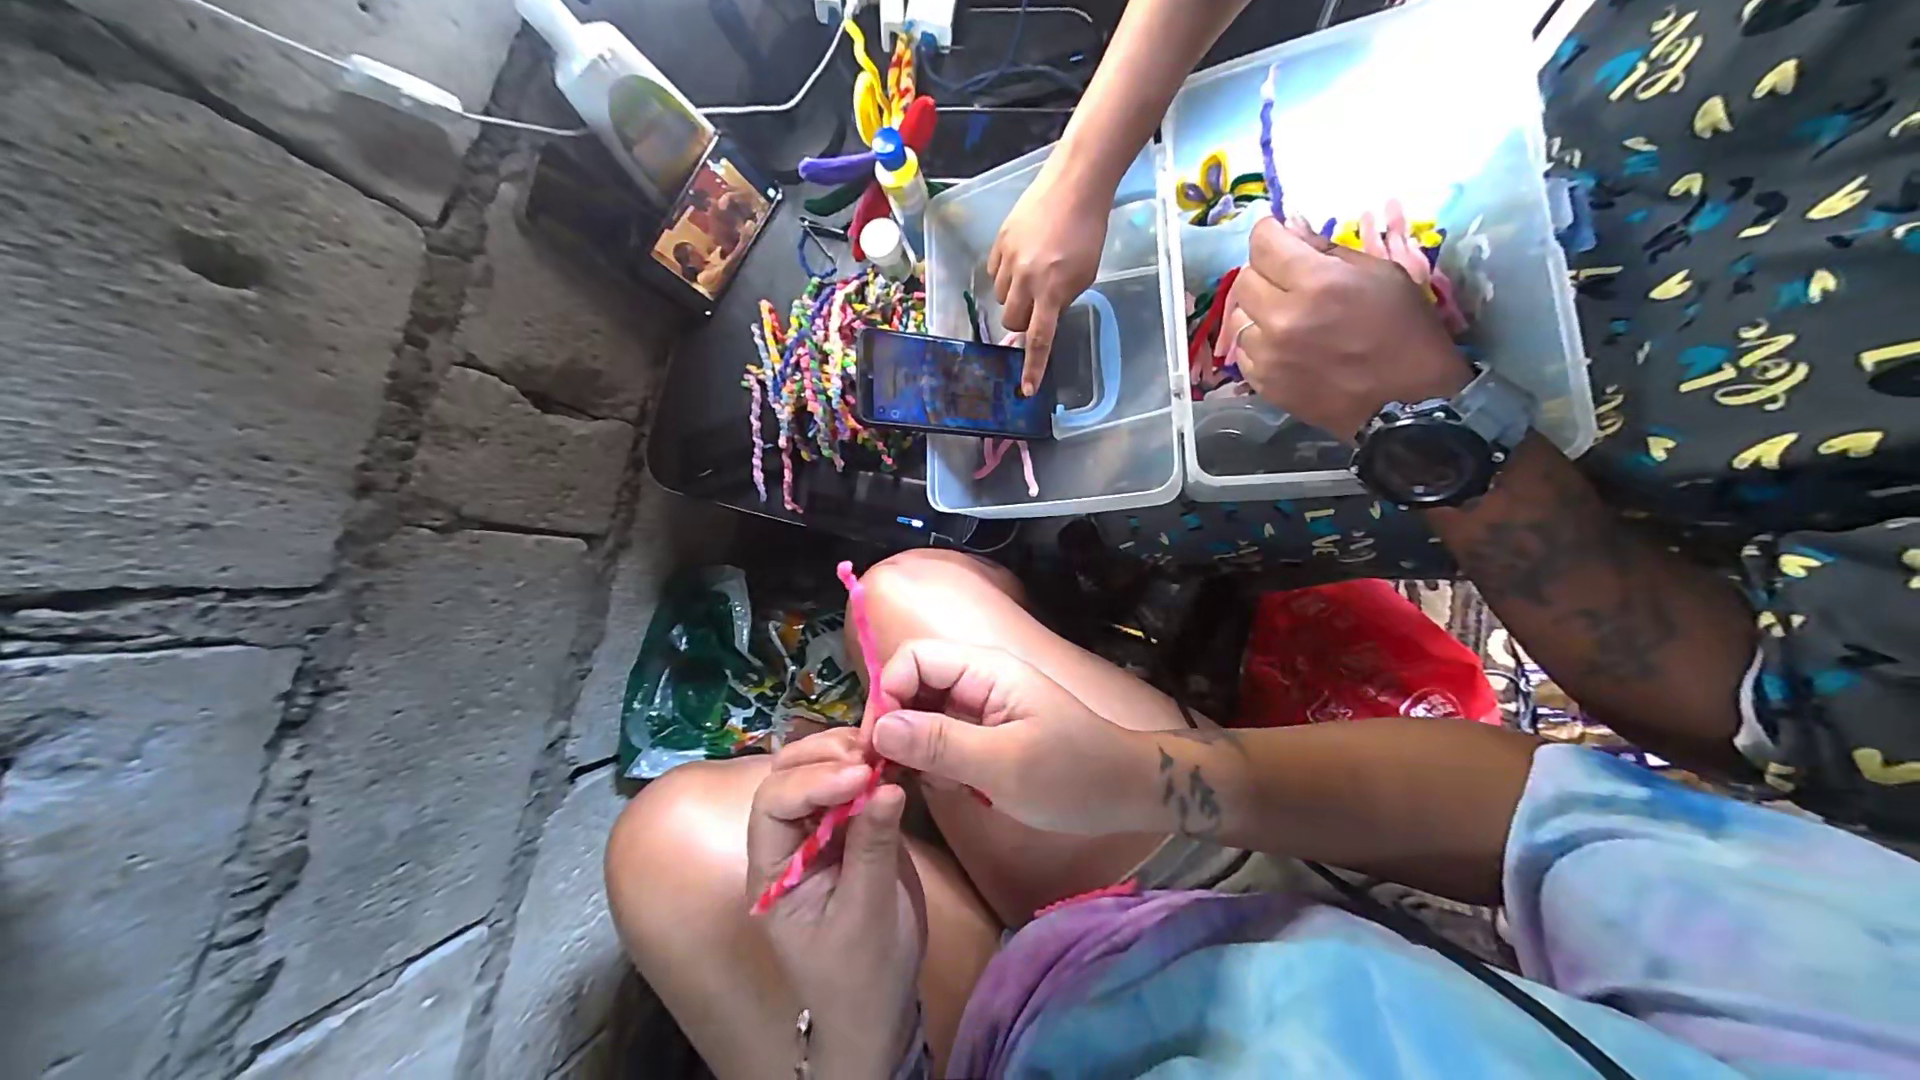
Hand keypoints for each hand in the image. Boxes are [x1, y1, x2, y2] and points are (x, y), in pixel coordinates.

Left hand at [748, 730, 924, 1078]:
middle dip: (823, 756)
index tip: (861, 775)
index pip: (773, 805)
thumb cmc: (863, 971)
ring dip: (842, 751)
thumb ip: (872, 846)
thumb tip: (887, 784)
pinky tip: (887, 759)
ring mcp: (816, 830)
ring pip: (811, 768)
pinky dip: (865, 763)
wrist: (878, 1004)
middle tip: (870, 753)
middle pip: (785, 776)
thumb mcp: (868, 913)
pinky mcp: (846, 825)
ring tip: (879, 751)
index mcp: (773, 871)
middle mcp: (786, 842)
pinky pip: (846, 782)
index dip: (812, 782)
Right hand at [870, 640, 1159, 835]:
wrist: (1127, 792)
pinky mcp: (987, 730)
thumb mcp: (1003, 765)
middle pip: (914, 684)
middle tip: (893, 774)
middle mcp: (978, 678)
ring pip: (925, 713)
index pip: (913, 659)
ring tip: (937, 784)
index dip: (887, 696)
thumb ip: (940, 744)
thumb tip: (880, 729)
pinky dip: (939, 760)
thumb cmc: (1073, 775)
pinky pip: (944, 735)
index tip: (878, 747)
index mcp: (985, 669)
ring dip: (919, 748)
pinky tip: (958, 787)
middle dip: (899, 726)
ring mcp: (983, 704)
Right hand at [987, 158, 1111, 393]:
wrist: (1076, 182)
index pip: (1038, 339)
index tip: (1025, 388)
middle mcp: (1025, 280)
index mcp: (1052, 291)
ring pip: (1000, 297)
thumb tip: (1044, 317)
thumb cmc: (1088, 230)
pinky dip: (1005, 274)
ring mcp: (1008, 260)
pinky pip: (994, 273)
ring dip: (1013, 296)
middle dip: (1020, 320)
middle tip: (1035, 306)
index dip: (1031, 367)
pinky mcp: (999, 242)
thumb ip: (1063, 300)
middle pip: (1011, 320)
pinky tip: (1021, 259)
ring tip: (1031, 275)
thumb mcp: (1085, 274)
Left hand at [1219, 215, 1472, 439]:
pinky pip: (1242, 349)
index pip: (1264, 243)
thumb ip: (1327, 250)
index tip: (1277, 234)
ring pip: (1237, 315)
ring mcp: (1268, 354)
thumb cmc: (1402, 331)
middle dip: (1263, 270)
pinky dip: (1256, 340)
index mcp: (1317, 283)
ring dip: (1256, 308)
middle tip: (1285, 276)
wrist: (1402, 401)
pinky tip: (1282, 342)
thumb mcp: (1381, 273)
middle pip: (1244, 279)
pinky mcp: (1261, 381)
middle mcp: (1283, 318)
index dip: (1269, 233)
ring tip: (1284, 312)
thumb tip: (1291, 229)